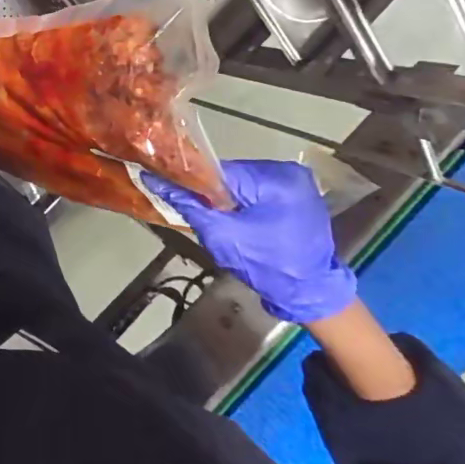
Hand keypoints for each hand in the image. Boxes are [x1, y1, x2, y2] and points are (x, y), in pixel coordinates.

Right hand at [142, 160, 356, 323]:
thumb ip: (189, 205)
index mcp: (274, 176)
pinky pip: (257, 193)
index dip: (192, 183)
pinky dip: (243, 205)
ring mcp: (297, 183)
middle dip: (211, 194)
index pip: (219, 170)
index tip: (171, 192)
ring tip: (217, 221)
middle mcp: (288, 171)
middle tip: (197, 214)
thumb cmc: (265, 264)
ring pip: (243, 184)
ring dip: (226, 201)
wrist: (310, 292)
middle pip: (231, 176)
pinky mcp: (297, 196)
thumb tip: (154, 180)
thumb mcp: (221, 235)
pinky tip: (237, 222)